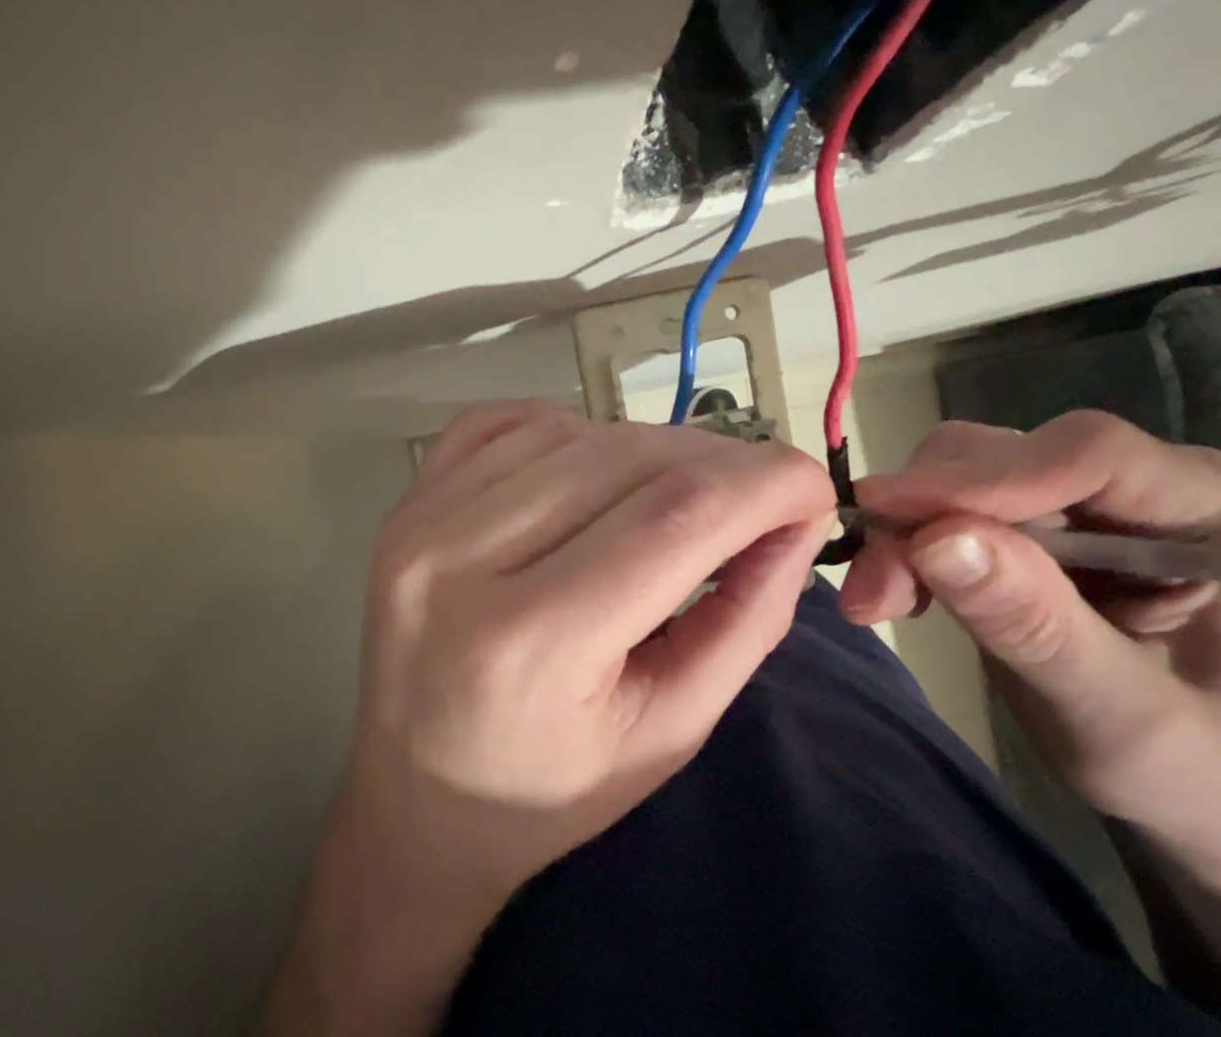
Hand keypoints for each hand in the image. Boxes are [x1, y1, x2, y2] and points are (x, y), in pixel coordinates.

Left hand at [330, 400, 833, 911]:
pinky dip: (577, 432)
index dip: (765, 484)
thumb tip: (795, 520)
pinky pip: (510, 422)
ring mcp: (419, 522)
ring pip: (576, 431)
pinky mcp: (406, 503)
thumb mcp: (669, 732)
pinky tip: (599, 476)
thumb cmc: (548, 789)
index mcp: (529, 643)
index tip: (814, 489)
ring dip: (654, 448)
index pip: (674, 517)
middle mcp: (458, 561)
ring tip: (682, 497)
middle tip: (761, 500)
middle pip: (628, 458)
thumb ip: (745, 620)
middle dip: (723, 464)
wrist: (419, 798)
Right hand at [837, 411, 1220, 839]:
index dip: (990, 478)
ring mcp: (1103, 497)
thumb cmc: (1177, 768)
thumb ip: (1036, 626)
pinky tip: (898, 590)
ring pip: (975, 468)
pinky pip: (960, 500)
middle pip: (1022, 454)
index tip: (888, 512)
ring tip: (878, 600)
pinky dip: (914, 540)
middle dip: (931, 511)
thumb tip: (935, 537)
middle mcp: (1167, 487)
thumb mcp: (1115, 719)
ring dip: (910, 527)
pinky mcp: (1051, 515)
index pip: (1101, 458)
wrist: (1180, 786)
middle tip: (869, 590)